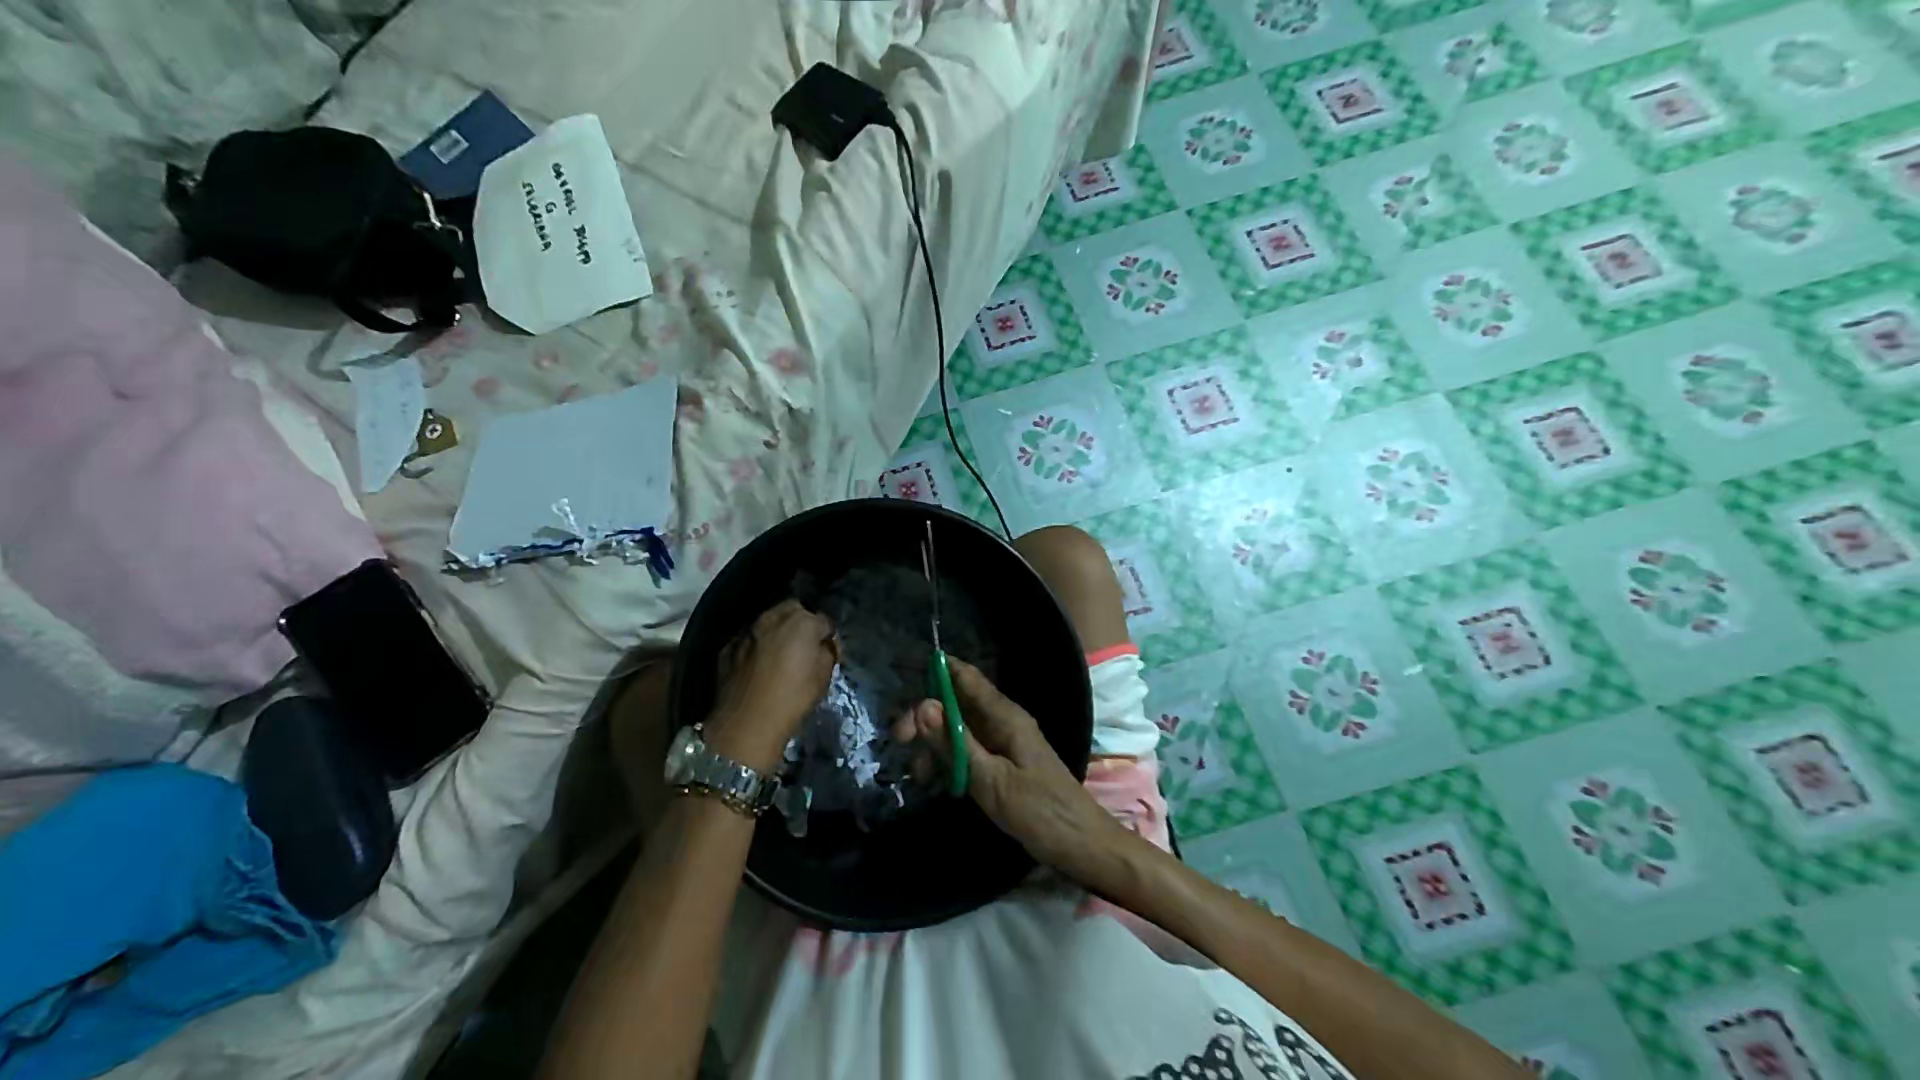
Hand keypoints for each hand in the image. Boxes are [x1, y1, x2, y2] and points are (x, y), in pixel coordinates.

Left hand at [706, 599, 837, 770]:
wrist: (746, 724)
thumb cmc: (792, 699)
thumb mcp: (824, 676)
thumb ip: (827, 651)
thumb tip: (823, 644)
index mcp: (802, 622)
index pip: (823, 620)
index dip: (827, 635)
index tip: (828, 650)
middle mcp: (773, 617)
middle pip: (793, 610)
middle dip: (801, 623)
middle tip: (804, 646)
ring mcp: (747, 630)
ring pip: (768, 621)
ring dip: (777, 632)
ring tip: (779, 655)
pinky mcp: (728, 646)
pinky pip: (749, 639)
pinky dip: (757, 646)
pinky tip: (758, 666)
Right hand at [893, 658, 1132, 885]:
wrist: (1082, 845)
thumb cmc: (1039, 811)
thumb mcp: (989, 780)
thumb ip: (955, 743)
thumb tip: (922, 705)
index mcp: (1005, 716)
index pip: (966, 677)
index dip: (935, 673)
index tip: (901, 684)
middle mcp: (1004, 721)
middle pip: (957, 703)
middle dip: (926, 717)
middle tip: (899, 742)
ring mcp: (1005, 743)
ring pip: (960, 729)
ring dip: (934, 744)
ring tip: (917, 774)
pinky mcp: (1004, 764)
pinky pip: (970, 750)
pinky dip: (950, 760)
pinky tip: (935, 781)